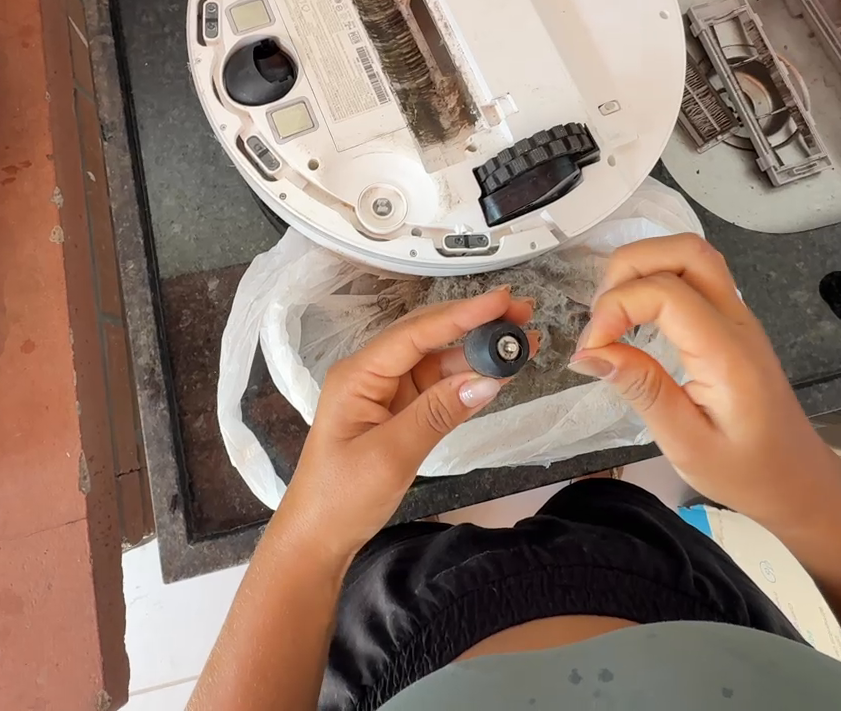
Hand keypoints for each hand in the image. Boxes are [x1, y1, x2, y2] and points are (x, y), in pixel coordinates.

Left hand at [276, 288, 532, 559]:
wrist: (317, 539)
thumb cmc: (341, 498)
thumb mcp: (390, 456)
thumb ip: (437, 413)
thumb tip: (486, 380)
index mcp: (359, 374)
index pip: (416, 333)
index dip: (461, 315)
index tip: (502, 301)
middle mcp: (373, 374)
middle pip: (429, 337)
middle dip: (475, 323)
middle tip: (522, 312)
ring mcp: (388, 392)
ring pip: (439, 361)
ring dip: (478, 351)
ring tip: (521, 340)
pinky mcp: (401, 412)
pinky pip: (440, 387)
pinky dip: (469, 379)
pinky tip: (498, 371)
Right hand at [567, 234, 840, 533]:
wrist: (799, 482)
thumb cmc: (746, 472)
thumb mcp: (687, 446)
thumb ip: (642, 390)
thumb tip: (589, 354)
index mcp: (728, 354)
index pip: (665, 293)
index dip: (617, 307)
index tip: (592, 350)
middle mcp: (737, 320)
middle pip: (684, 251)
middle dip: (627, 269)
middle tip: (601, 319)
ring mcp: (737, 314)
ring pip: (689, 252)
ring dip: (640, 267)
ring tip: (612, 313)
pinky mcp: (729, 318)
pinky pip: (692, 272)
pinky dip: (653, 276)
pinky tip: (634, 313)